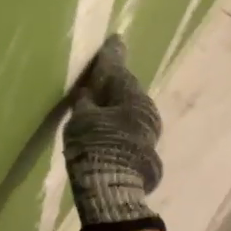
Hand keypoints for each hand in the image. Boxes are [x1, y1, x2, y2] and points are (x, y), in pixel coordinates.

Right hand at [63, 35, 165, 230]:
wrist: (113, 190)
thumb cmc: (94, 147)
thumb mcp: (81, 119)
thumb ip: (86, 102)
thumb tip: (89, 92)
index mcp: (131, 96)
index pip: (118, 70)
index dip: (112, 56)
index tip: (115, 40)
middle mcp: (146, 110)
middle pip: (127, 90)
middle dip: (114, 83)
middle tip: (102, 74)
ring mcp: (148, 131)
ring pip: (129, 109)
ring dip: (117, 104)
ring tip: (101, 102)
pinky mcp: (145, 150)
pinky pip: (129, 126)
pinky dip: (118, 121)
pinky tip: (108, 126)